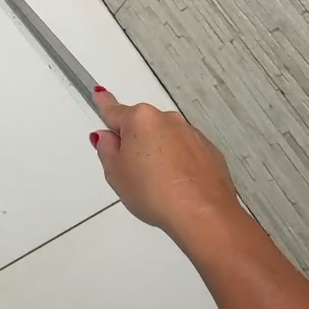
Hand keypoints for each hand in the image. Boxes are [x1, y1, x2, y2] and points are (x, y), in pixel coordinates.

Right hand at [89, 87, 241, 239]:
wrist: (205, 216)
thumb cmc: (154, 193)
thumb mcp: (116, 174)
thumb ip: (106, 149)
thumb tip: (108, 137)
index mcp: (139, 120)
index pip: (113, 110)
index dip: (104, 103)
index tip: (99, 93)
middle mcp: (166, 119)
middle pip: (141, 126)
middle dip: (134, 142)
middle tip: (133, 171)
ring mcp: (191, 133)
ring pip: (165, 138)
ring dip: (158, 153)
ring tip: (160, 185)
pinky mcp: (210, 150)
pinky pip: (186, 151)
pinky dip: (180, 163)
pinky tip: (179, 187)